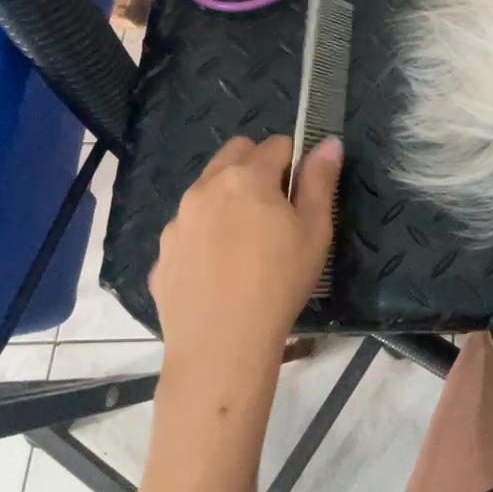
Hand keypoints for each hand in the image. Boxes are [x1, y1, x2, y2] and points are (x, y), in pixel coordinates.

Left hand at [150, 135, 342, 373]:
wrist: (221, 348)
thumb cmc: (279, 282)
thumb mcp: (314, 229)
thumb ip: (320, 180)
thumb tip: (329, 143)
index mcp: (245, 177)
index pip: (277, 145)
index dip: (295, 163)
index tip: (302, 194)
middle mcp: (205, 188)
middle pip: (234, 154)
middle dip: (257, 166)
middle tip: (276, 208)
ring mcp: (178, 222)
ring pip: (207, 190)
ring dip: (228, 198)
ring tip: (247, 243)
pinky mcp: (162, 256)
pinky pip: (189, 230)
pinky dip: (205, 236)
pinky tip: (221, 272)